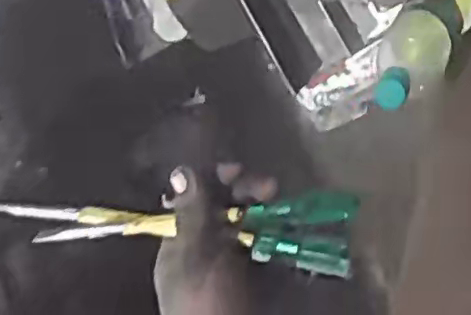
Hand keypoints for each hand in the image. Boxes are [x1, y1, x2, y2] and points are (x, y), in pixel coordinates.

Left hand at [153, 164, 278, 314]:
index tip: (237, 170)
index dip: (217, 178)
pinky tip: (289, 222)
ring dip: (268, 203)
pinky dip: (281, 225)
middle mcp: (210, 244)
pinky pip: (271, 236)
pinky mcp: (261, 268)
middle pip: (229, 201)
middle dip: (249, 188)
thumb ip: (192, 213)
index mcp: (184, 241)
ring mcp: (237, 257)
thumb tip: (180, 169)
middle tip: (271, 187)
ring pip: (252, 214)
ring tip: (281, 204)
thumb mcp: (195, 259)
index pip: (199, 195)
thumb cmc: (207, 305)